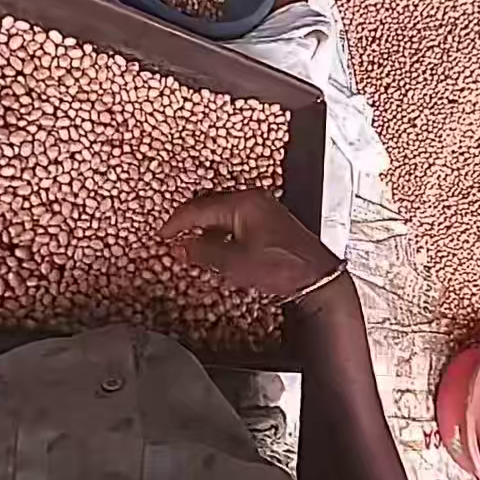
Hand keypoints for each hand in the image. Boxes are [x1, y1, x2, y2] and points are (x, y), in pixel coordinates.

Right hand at [158, 189, 337, 298]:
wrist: (316, 278)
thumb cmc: (282, 268)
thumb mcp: (234, 264)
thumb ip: (204, 252)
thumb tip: (183, 247)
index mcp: (242, 203)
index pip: (198, 208)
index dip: (177, 222)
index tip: (163, 234)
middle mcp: (254, 200)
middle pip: (211, 206)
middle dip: (191, 223)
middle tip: (174, 237)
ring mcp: (264, 210)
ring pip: (225, 214)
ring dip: (207, 230)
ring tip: (194, 248)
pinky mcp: (271, 223)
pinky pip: (238, 222)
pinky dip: (224, 233)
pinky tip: (220, 251)